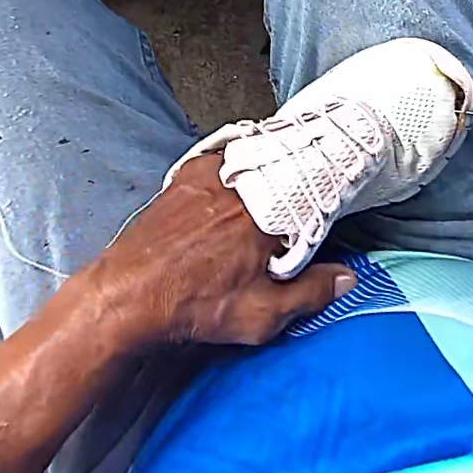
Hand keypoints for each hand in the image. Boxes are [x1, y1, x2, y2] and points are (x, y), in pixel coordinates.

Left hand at [77, 154, 355, 346]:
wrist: (127, 294)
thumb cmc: (189, 304)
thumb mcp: (259, 314)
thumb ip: (309, 293)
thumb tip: (345, 277)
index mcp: (266, 216)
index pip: (313, 194)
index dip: (325, 196)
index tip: (334, 197)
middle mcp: (242, 187)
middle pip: (286, 171)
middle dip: (298, 180)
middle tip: (306, 193)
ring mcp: (213, 175)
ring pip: (257, 161)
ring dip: (269, 169)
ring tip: (271, 189)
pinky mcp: (189, 174)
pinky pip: (225, 158)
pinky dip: (236, 165)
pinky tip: (234, 183)